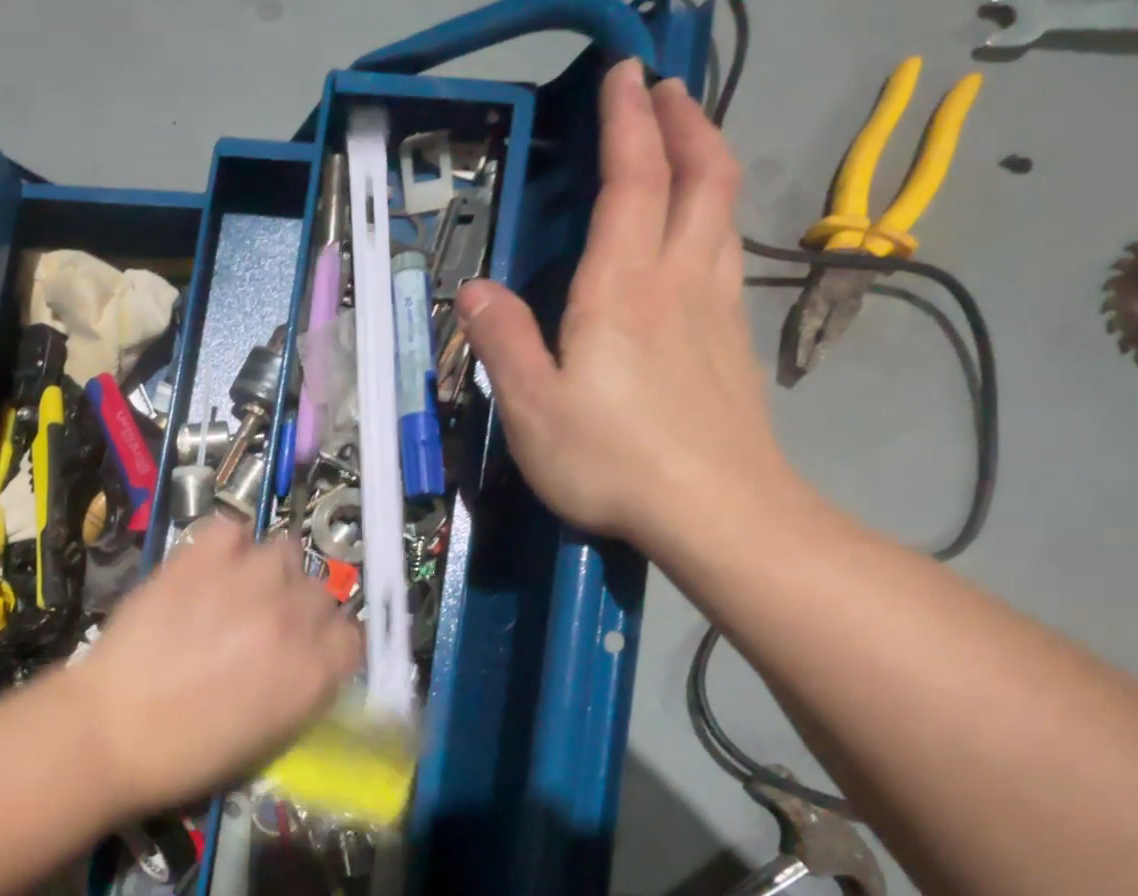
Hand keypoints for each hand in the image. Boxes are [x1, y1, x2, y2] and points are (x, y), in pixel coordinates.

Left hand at [65, 519, 361, 813]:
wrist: (109, 731)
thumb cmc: (184, 755)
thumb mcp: (264, 740)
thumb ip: (299, 693)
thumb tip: (307, 665)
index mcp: (312, 675)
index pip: (351, 638)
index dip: (329, 644)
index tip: (309, 650)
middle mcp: (290, 621)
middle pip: (322, 593)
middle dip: (301, 609)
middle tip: (268, 625)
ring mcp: (245, 583)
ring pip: (285, 552)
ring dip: (270, 571)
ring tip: (240, 590)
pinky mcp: (197, 560)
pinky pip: (231, 529)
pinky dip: (227, 544)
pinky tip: (210, 566)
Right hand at [460, 60, 794, 549]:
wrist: (718, 510)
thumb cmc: (611, 460)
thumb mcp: (532, 407)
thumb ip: (504, 341)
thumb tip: (475, 290)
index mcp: (623, 288)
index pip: (635, 181)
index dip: (629, 121)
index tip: (625, 72)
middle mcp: (679, 280)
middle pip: (703, 176)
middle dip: (685, 121)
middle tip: (663, 90)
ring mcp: (717, 309)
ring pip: (724, 210)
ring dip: (708, 160)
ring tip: (685, 143)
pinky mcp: (733, 342)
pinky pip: (726, 252)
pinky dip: (713, 215)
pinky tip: (696, 235)